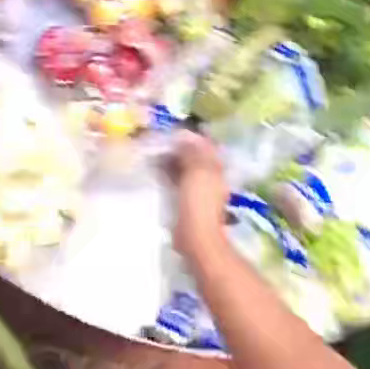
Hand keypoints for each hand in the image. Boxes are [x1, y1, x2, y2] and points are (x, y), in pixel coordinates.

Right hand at [165, 131, 229, 258]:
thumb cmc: (198, 201)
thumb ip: (191, 151)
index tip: (170, 132)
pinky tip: (157, 171)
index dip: (188, 136)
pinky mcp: (189, 200)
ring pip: (185, 167)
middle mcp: (210, 175)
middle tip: (159, 142)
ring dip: (172, 160)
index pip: (203, 144)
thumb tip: (184, 135)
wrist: (196, 236)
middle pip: (194, 155)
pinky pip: (179, 180)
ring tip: (155, 154)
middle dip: (178, 148)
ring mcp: (200, 188)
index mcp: (215, 166)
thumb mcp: (196, 170)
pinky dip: (169, 173)